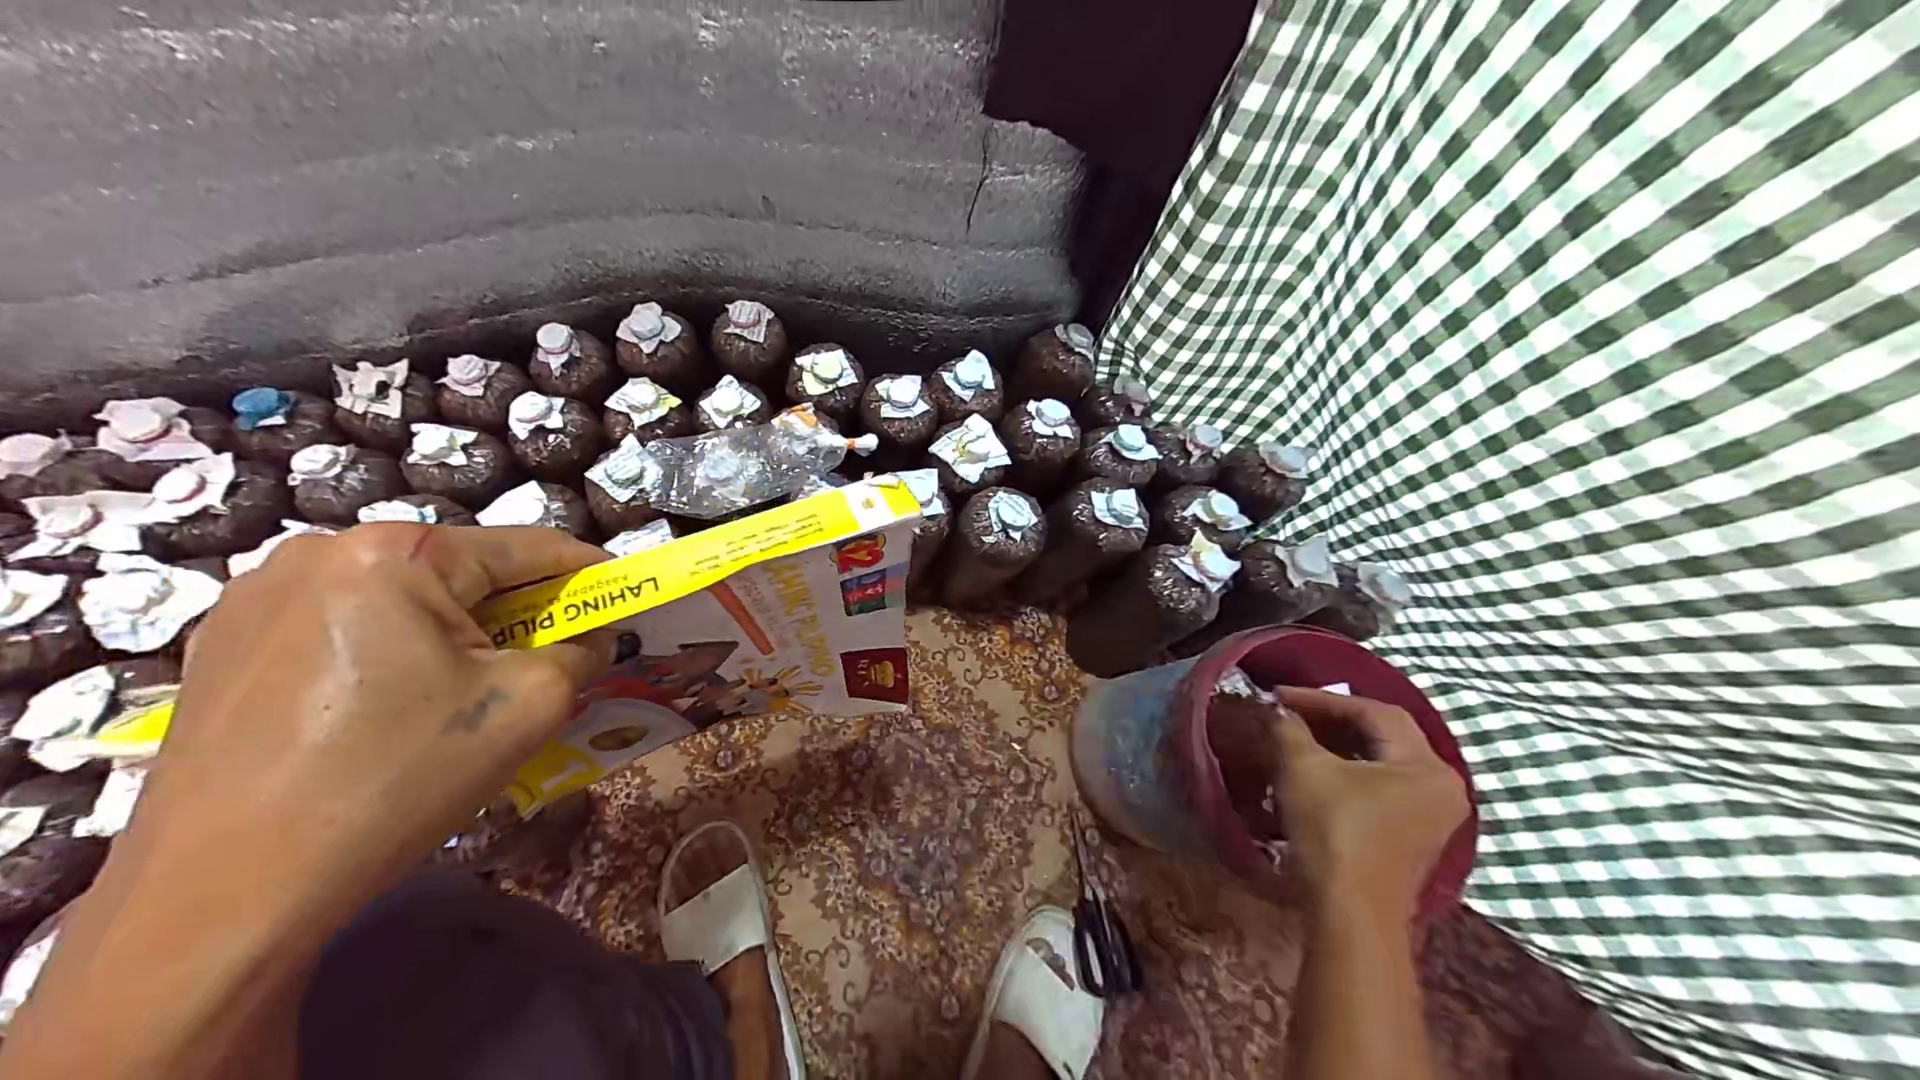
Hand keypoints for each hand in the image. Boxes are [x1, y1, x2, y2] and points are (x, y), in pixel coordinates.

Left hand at [0, 524, 615, 1079]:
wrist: (224, 896)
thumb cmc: (396, 779)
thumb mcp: (529, 707)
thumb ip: (581, 653)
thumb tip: (591, 637)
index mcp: (395, 554)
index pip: (528, 546)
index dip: (589, 571)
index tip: (624, 597)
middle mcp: (319, 552)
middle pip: (462, 572)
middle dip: (519, 611)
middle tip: (553, 659)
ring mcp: (258, 596)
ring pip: (404, 598)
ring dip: (456, 632)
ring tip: (470, 691)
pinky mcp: (224, 644)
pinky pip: (347, 626)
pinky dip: (395, 651)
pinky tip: (395, 708)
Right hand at [1271, 686, 1468, 922]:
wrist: (1349, 912)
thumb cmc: (1334, 831)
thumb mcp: (1304, 769)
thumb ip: (1291, 729)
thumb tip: (1281, 714)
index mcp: (1426, 765)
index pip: (1373, 711)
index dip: (1322, 698)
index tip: (1279, 695)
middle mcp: (1441, 786)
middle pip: (1384, 734)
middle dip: (1333, 718)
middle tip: (1291, 711)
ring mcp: (1432, 815)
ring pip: (1383, 760)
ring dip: (1340, 743)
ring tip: (1299, 735)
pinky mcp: (1414, 835)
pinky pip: (1383, 785)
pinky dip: (1350, 769)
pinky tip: (1318, 769)